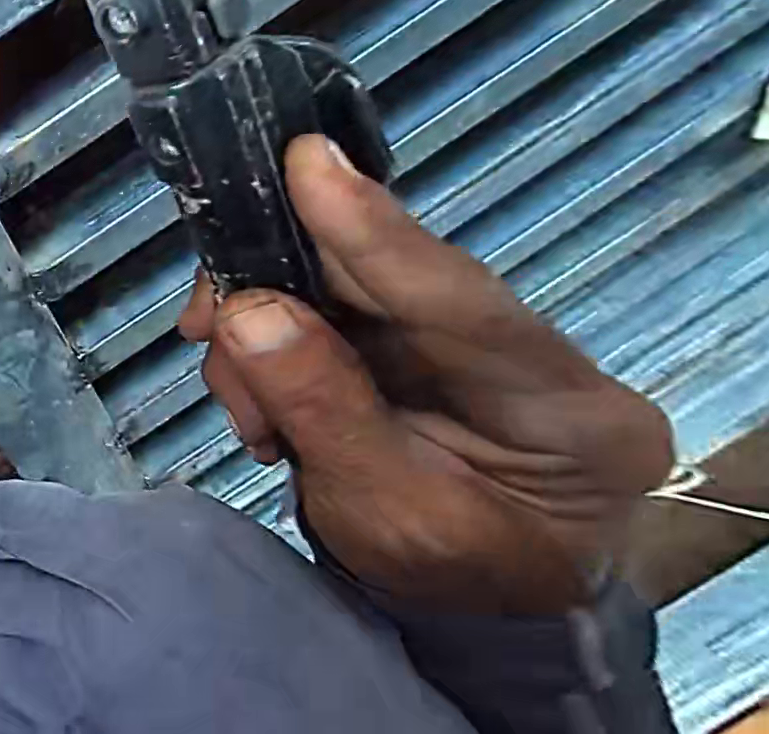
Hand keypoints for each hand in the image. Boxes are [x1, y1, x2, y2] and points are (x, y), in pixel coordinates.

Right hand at [178, 134, 671, 615]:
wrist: (453, 607)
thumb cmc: (445, 578)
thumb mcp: (385, 513)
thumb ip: (322, 409)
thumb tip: (249, 309)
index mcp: (564, 408)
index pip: (459, 298)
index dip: (371, 230)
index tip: (307, 160)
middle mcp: (512, 350)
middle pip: (374, 277)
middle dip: (276, 289)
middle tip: (204, 321)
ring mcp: (448, 339)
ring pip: (325, 287)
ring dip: (258, 335)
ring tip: (250, 414)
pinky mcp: (397, 337)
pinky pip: (308, 308)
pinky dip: (260, 346)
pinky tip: (259, 403)